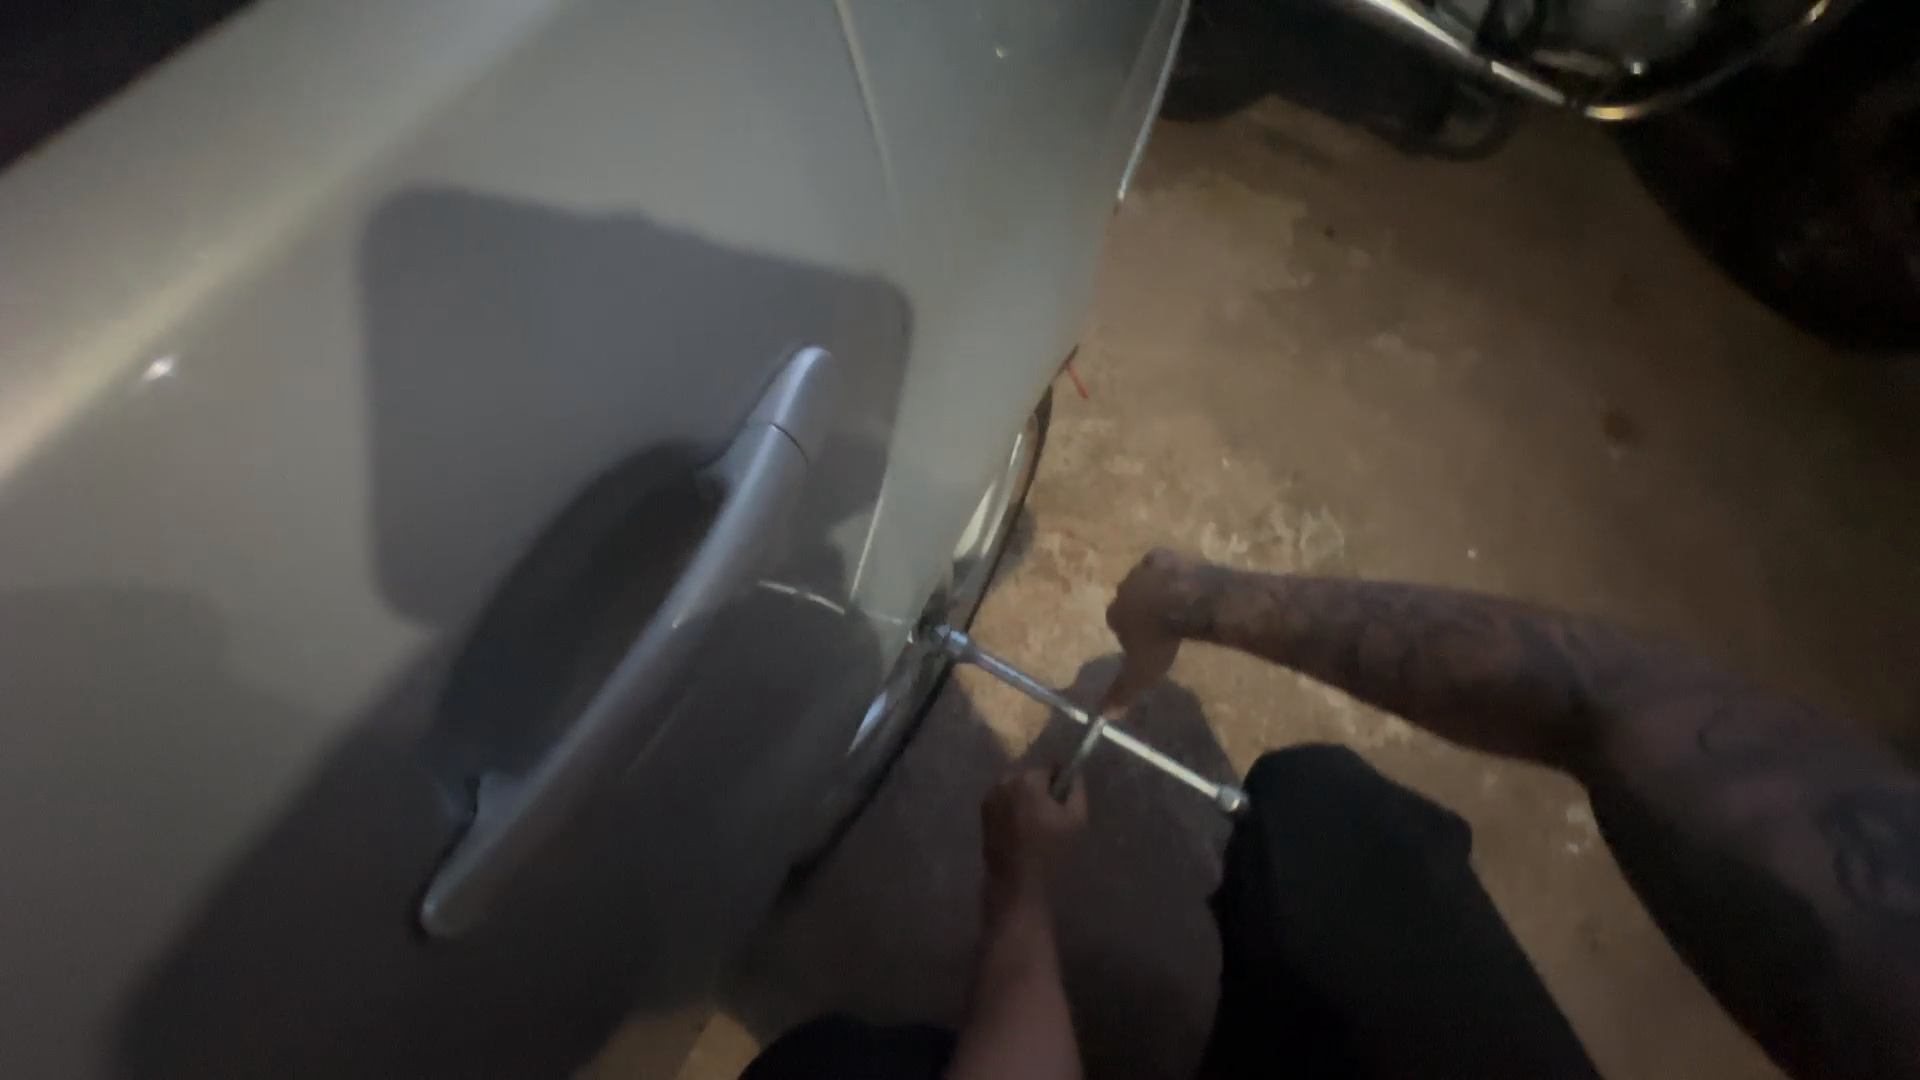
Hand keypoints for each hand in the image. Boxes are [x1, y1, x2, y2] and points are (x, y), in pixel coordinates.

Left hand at [981, 770, 1086, 895]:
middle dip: (1040, 789)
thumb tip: (1073, 773)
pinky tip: (1018, 827)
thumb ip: (1077, 791)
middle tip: (1049, 814)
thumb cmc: (1050, 851)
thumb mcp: (1076, 820)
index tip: (1063, 800)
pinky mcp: (983, 810)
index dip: (1059, 783)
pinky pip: (1004, 798)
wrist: (1016, 880)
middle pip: (1030, 776)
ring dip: (1025, 796)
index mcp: (1028, 780)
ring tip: (1033, 822)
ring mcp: (991, 795)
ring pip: (1016, 786)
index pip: (1049, 768)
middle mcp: (1006, 781)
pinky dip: (1011, 805)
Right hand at [1100, 548, 1208, 714]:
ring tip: (1174, 604)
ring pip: (1144, 580)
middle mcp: (1122, 590)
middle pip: (1128, 599)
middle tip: (1161, 623)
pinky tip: (1177, 580)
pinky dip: (1166, 570)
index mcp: (1114, 614)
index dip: (1130, 631)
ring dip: (1154, 589)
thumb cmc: (1161, 639)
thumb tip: (1102, 715)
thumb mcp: (1141, 672)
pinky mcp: (1162, 556)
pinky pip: (1159, 563)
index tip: (1145, 641)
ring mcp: (1143, 570)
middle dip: (1141, 609)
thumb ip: (1121, 691)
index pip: (1115, 621)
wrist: (1187, 603)